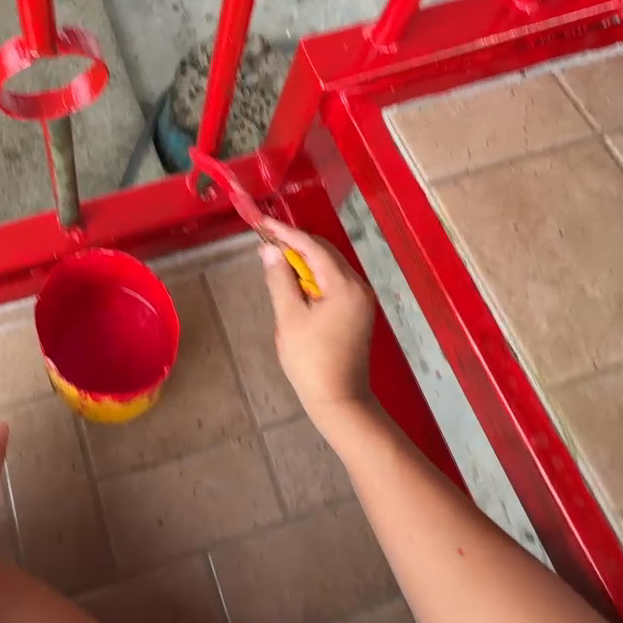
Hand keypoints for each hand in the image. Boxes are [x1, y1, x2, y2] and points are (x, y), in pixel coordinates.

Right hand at [260, 219, 374, 424]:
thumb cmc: (310, 360)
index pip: (312, 247)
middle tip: (265, 239)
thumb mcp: (289, 317)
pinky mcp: (356, 310)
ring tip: (274, 257)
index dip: (286, 233)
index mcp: (344, 286)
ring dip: (303, 259)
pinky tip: (294, 279)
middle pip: (324, 252)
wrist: (339, 400)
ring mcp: (360, 299)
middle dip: (294, 243)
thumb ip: (280, 279)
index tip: (263, 223)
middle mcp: (357, 286)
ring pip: (329, 265)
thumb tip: (269, 249)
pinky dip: (313, 274)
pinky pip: (333, 280)